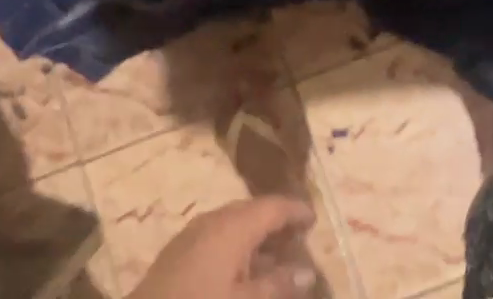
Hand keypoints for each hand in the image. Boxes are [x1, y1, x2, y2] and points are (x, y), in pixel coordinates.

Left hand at [128, 197, 318, 298]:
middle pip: (253, 212)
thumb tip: (308, 271)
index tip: (315, 220)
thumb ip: (277, 285)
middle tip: (299, 241)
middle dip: (277, 224)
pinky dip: (236, 250)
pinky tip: (241, 274)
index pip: (274, 206)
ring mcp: (192, 236)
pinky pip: (216, 240)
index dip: (296, 211)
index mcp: (233, 226)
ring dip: (256, 239)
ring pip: (233, 226)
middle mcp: (213, 221)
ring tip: (275, 260)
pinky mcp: (177, 255)